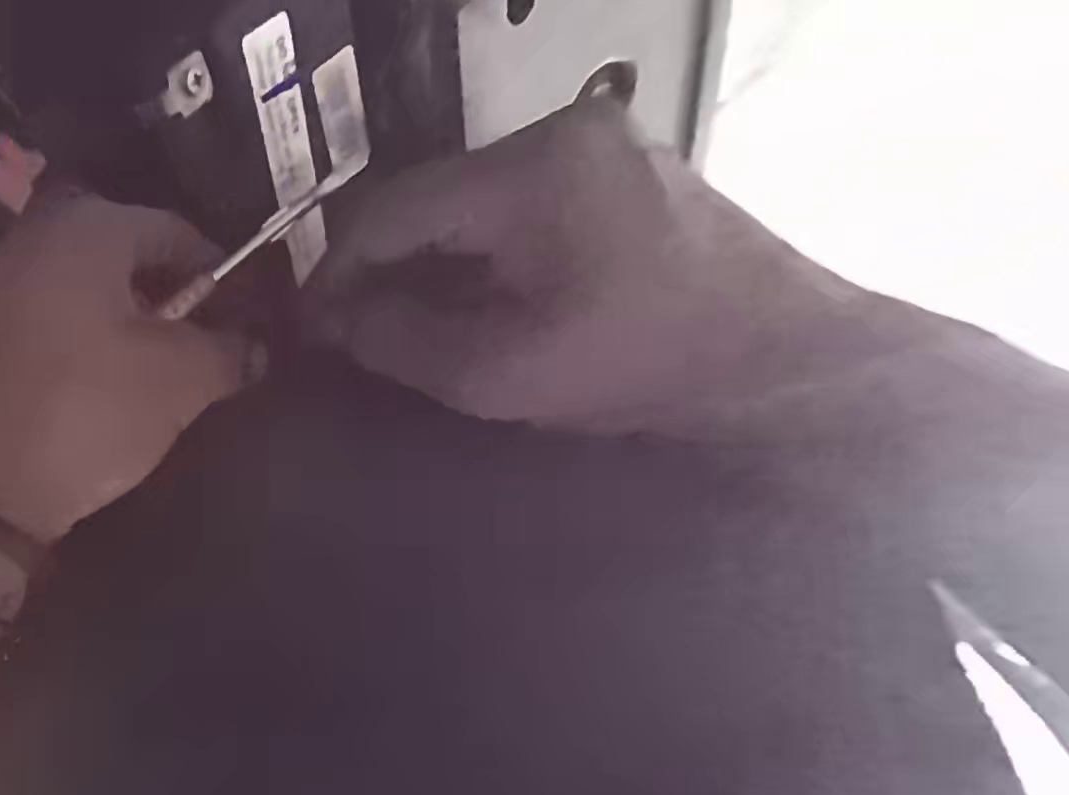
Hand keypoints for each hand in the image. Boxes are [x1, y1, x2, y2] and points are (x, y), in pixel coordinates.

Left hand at [0, 194, 246, 541]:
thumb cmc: (89, 415)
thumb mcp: (179, 381)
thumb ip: (230, 351)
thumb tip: (256, 347)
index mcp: (85, 227)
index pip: (173, 231)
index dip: (215, 273)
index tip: (237, 317)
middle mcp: (32, 237)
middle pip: (124, 256)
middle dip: (168, 298)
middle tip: (195, 345)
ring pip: (83, 288)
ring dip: (124, 320)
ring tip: (151, 369)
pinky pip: (48, 317)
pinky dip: (82, 337)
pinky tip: (98, 381)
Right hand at [306, 97, 883, 435]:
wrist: (774, 367)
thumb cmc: (630, 371)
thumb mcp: (489, 371)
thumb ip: (394, 339)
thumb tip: (332, 321)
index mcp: (528, 173)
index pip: (387, 210)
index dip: (332, 272)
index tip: (307, 327)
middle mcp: (555, 137)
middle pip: (420, 202)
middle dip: (369, 272)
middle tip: (340, 334)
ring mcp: (586, 150)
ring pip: (453, 209)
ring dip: (411, 268)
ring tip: (385, 327)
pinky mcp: (603, 176)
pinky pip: (496, 214)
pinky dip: (456, 261)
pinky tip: (447, 306)